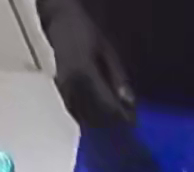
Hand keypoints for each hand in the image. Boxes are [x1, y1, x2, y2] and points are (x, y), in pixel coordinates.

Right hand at [38, 0, 135, 128]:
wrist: (60, 22)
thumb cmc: (86, 33)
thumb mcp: (107, 49)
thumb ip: (118, 76)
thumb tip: (130, 102)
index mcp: (86, 70)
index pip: (107, 102)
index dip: (121, 115)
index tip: (133, 122)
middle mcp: (73, 83)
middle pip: (97, 114)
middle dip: (113, 123)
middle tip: (126, 126)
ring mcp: (65, 89)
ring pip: (86, 117)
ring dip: (101, 125)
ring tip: (114, 126)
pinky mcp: (61, 93)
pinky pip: (76, 114)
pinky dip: (89, 121)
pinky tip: (98, 123)